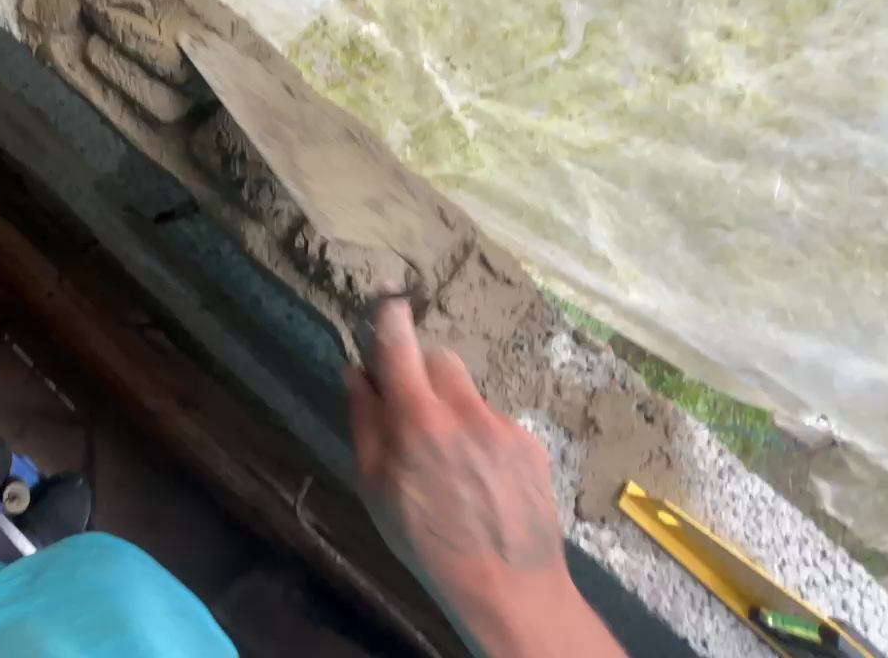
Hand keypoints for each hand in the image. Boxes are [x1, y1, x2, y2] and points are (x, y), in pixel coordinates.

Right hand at [348, 301, 580, 652]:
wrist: (512, 589)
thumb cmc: (425, 540)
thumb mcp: (373, 484)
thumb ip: (364, 421)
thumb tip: (357, 374)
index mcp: (418, 420)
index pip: (400, 347)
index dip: (391, 317)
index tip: (389, 297)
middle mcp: (464, 411)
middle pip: (438, 358)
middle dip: (420, 369)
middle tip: (410, 403)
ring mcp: (504, 426)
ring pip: (467, 389)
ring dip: (450, 402)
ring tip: (448, 452)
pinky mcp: (531, 443)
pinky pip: (493, 418)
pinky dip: (478, 430)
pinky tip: (479, 474)